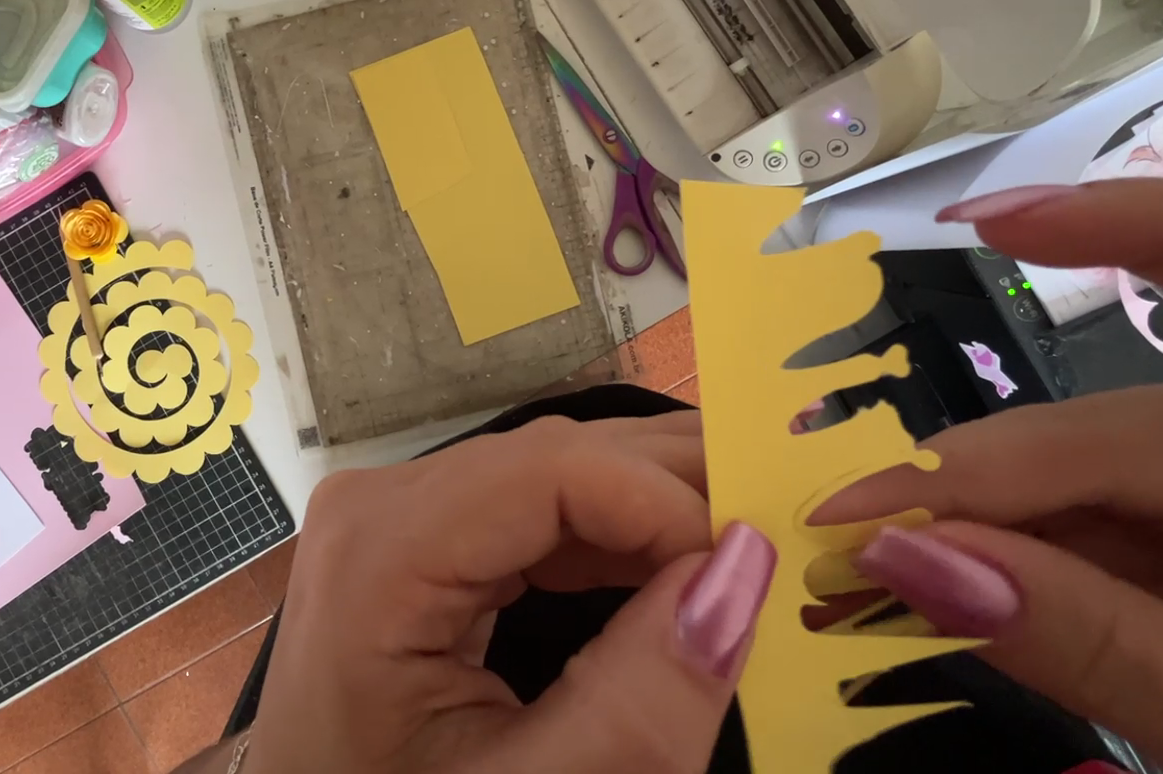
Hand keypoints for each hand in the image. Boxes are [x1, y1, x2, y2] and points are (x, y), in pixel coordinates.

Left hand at [244, 412, 775, 773]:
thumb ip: (638, 702)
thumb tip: (743, 569)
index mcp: (380, 549)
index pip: (546, 470)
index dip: (663, 498)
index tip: (758, 559)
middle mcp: (381, 499)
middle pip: (550, 459)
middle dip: (671, 486)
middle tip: (782, 520)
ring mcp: (396, 507)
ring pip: (548, 474)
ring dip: (648, 502)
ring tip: (744, 535)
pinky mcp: (417, 528)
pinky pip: (527, 507)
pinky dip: (607, 530)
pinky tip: (671, 557)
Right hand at [825, 179, 1162, 773]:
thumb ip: (1100, 646)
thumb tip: (894, 556)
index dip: (1143, 231)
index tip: (986, 221)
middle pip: (1110, 435)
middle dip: (973, 485)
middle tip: (848, 528)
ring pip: (1068, 487)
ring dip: (970, 535)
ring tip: (868, 571)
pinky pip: (1072, 533)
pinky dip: (998, 568)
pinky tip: (930, 585)